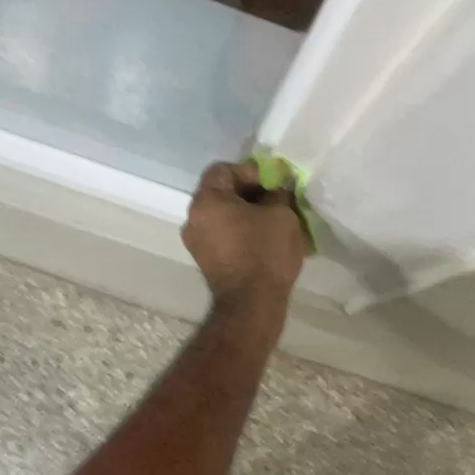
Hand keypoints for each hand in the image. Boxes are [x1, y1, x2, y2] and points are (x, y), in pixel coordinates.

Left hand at [182, 160, 305, 307]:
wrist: (251, 304)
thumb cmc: (265, 253)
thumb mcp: (281, 214)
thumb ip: (277, 193)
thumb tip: (276, 188)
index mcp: (206, 201)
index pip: (223, 169)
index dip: (250, 171)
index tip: (273, 183)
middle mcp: (193, 218)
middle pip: (220, 192)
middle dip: (248, 192)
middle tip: (275, 199)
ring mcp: (195, 242)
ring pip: (221, 215)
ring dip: (244, 213)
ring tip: (271, 220)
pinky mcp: (204, 261)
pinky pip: (221, 235)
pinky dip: (239, 231)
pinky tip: (261, 239)